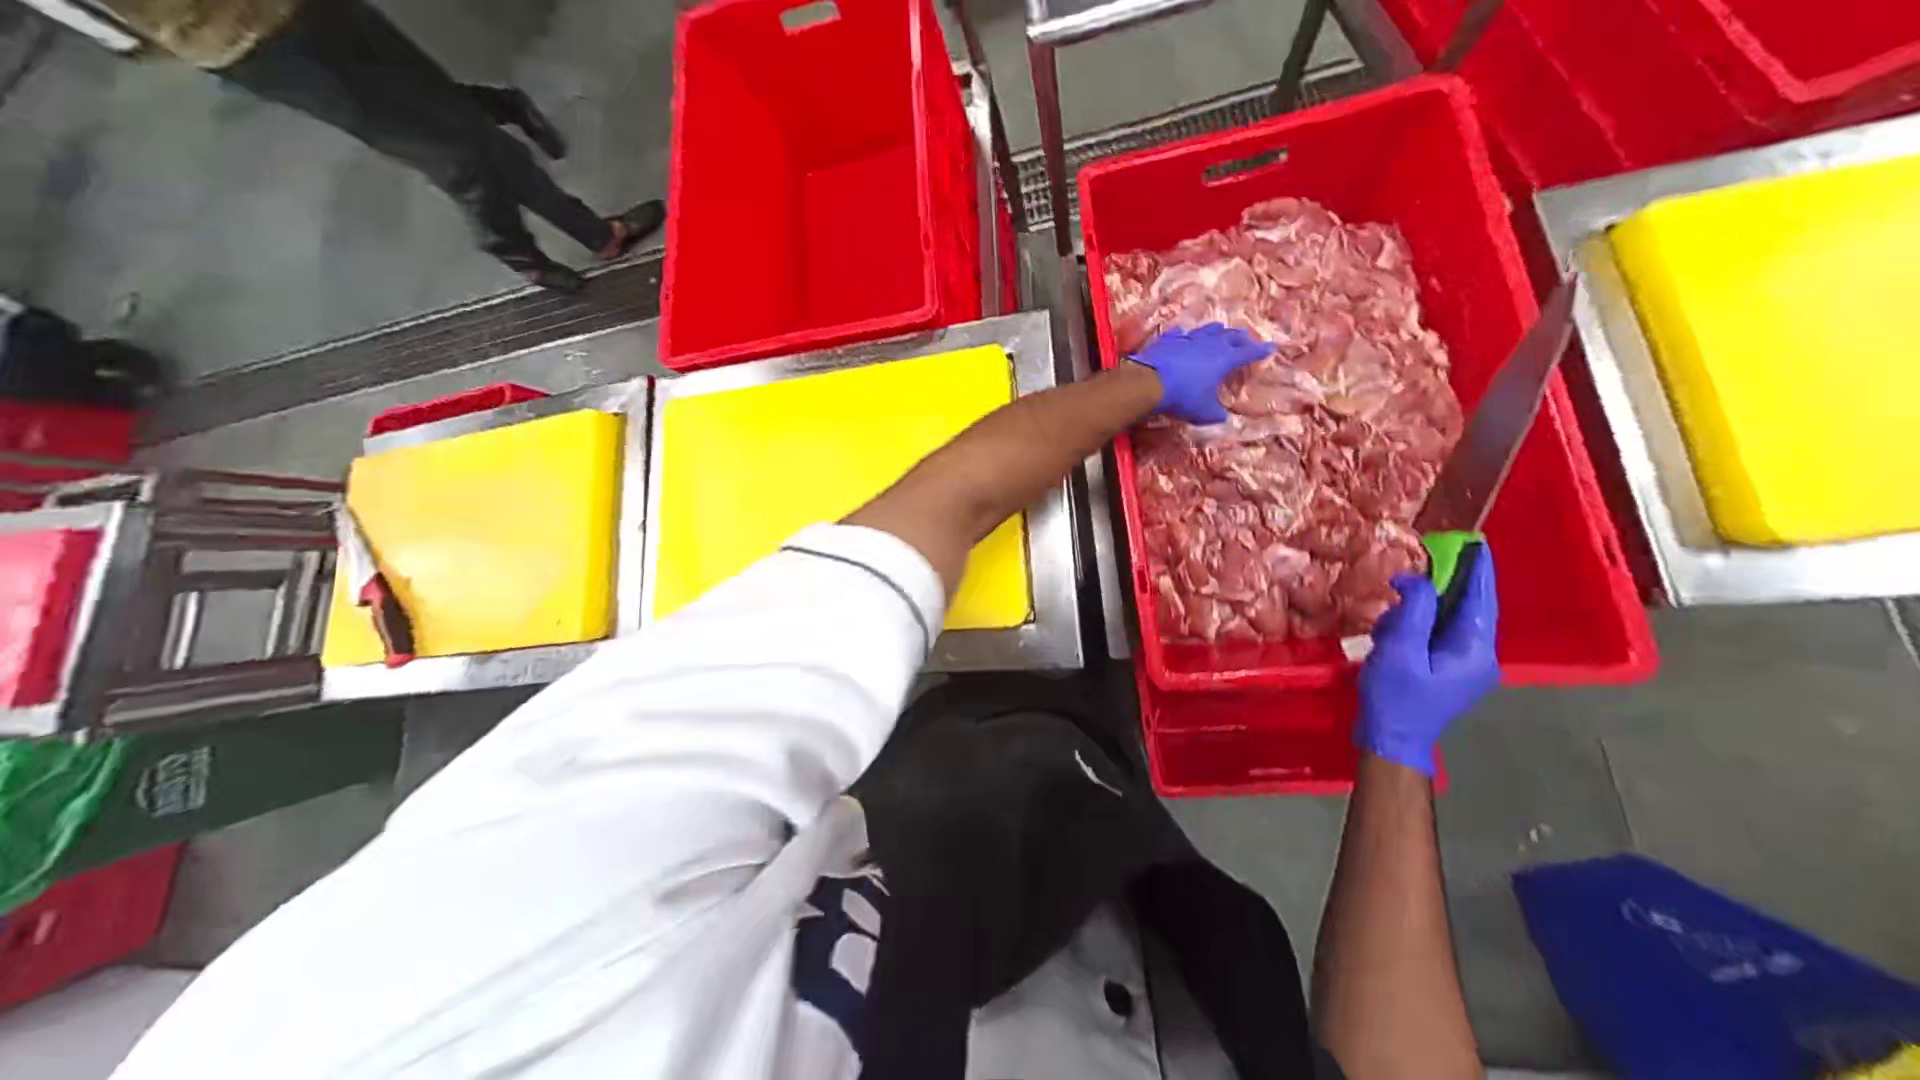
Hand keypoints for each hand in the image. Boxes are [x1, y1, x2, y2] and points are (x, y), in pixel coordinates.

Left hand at [1130, 323, 1274, 424]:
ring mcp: (1188, 339)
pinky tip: (1184, 334)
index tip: (1271, 347)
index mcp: (1224, 359)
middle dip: (1240, 338)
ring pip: (1207, 330)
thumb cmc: (1182, 397)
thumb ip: (1216, 414)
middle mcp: (1209, 344)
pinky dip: (1185, 335)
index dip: (1260, 351)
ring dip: (1216, 331)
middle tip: (1246, 338)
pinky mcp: (1168, 340)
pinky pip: (1180, 334)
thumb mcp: (1203, 412)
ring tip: (1221, 329)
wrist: (1148, 381)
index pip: (1248, 353)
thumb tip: (1224, 418)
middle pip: (1230, 336)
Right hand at [1356, 546, 1499, 775]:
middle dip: (1448, 583)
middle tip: (1430, 557)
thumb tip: (1418, 579)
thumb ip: (1414, 611)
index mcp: (1474, 650)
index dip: (1477, 569)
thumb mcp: (1400, 650)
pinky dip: (1421, 622)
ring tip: (1400, 604)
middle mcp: (1479, 656)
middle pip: (1468, 608)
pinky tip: (1398, 625)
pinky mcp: (1447, 670)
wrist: (1390, 742)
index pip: (1480, 599)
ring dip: (1427, 606)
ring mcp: (1464, 665)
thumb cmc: (1395, 698)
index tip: (1474, 541)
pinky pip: (1440, 634)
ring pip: (1452, 620)